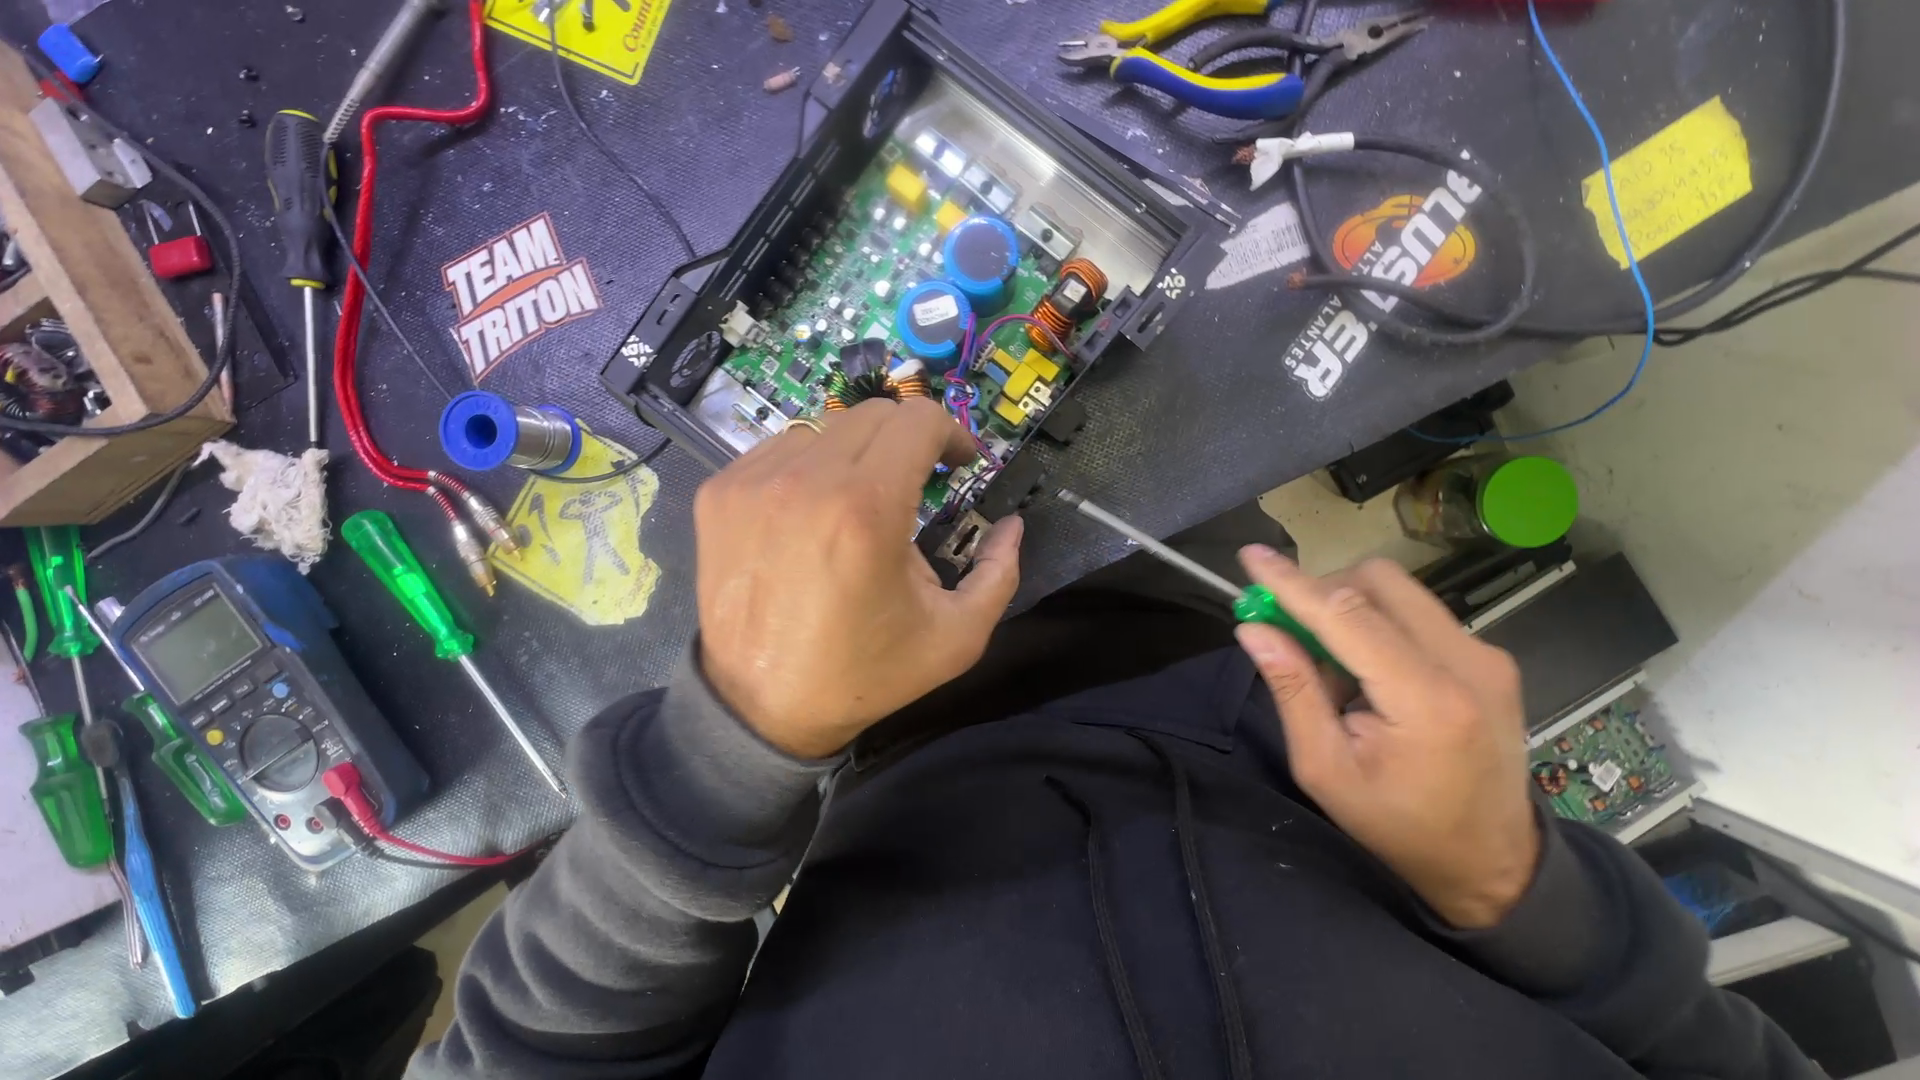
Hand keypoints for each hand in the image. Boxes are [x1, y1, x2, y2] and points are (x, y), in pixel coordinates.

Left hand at [694, 397, 1021, 758]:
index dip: (952, 434)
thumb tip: (1012, 525)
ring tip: (862, 500)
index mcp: (867, 508)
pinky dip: (809, 466)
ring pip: (825, 427)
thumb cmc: (864, 673)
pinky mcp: (720, 493)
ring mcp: (754, 482)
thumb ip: (1000, 572)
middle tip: (918, 482)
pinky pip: (780, 450)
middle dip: (909, 440)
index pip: (919, 420)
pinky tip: (815, 511)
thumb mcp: (957, 637)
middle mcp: (806, 480)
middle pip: (875, 414)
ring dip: (858, 452)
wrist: (761, 708)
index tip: (958, 464)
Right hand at [1235, 548, 1537, 928]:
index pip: (1346, 614)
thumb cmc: (1398, 826)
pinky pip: (1418, 615)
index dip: (1292, 582)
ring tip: (1335, 673)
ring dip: (1350, 612)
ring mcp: (1486, 656)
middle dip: (1322, 592)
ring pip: (1398, 592)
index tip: (1250, 556)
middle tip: (1289, 632)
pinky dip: (1378, 629)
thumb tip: (1253, 628)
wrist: (1492, 862)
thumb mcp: (1324, 769)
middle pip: (1378, 582)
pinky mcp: (1490, 659)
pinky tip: (1369, 679)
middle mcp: (1466, 662)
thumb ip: (1292, 690)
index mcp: (1426, 698)